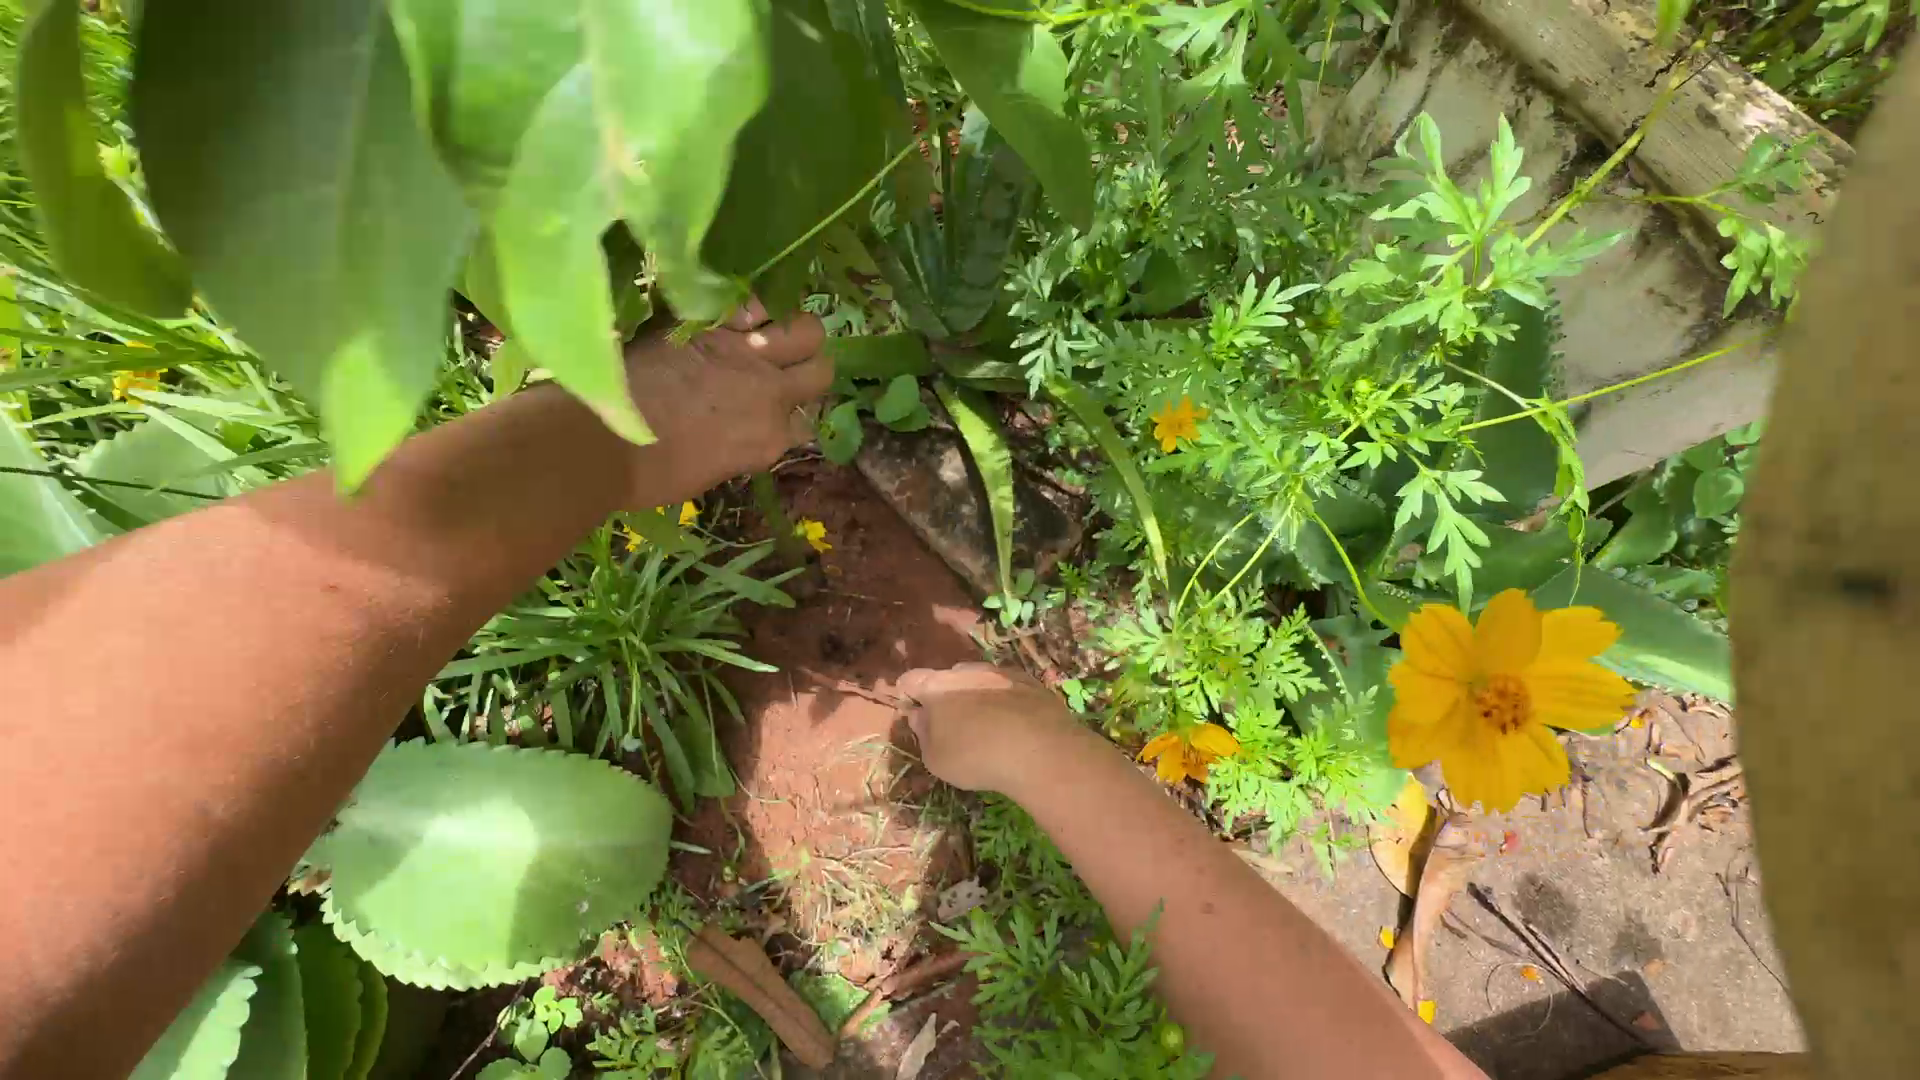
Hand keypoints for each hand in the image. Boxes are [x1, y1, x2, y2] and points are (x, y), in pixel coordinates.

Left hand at [618, 299, 830, 506]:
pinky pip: (755, 304)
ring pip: (806, 330)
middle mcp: (772, 395)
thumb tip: (744, 426)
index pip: (807, 422)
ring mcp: (747, 355)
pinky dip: (752, 307)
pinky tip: (737, 315)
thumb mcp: (714, 470)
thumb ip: (743, 442)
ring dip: (792, 331)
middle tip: (781, 365)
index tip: (774, 412)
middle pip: (822, 370)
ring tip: (767, 332)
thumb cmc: (649, 474)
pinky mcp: (713, 325)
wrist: (598, 442)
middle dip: (807, 366)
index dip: (792, 414)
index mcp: (771, 440)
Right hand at [897, 663, 1085, 794]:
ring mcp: (1001, 672)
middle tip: (954, 727)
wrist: (1039, 750)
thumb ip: (923, 733)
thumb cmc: (975, 757)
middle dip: (946, 696)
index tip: (917, 715)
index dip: (909, 696)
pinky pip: (1008, 687)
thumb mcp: (935, 759)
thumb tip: (921, 715)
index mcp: (937, 686)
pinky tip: (1015, 726)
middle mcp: (967, 671)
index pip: (910, 680)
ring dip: (978, 697)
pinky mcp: (1030, 681)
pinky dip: (1005, 701)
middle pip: (948, 678)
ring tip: (988, 728)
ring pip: (980, 679)